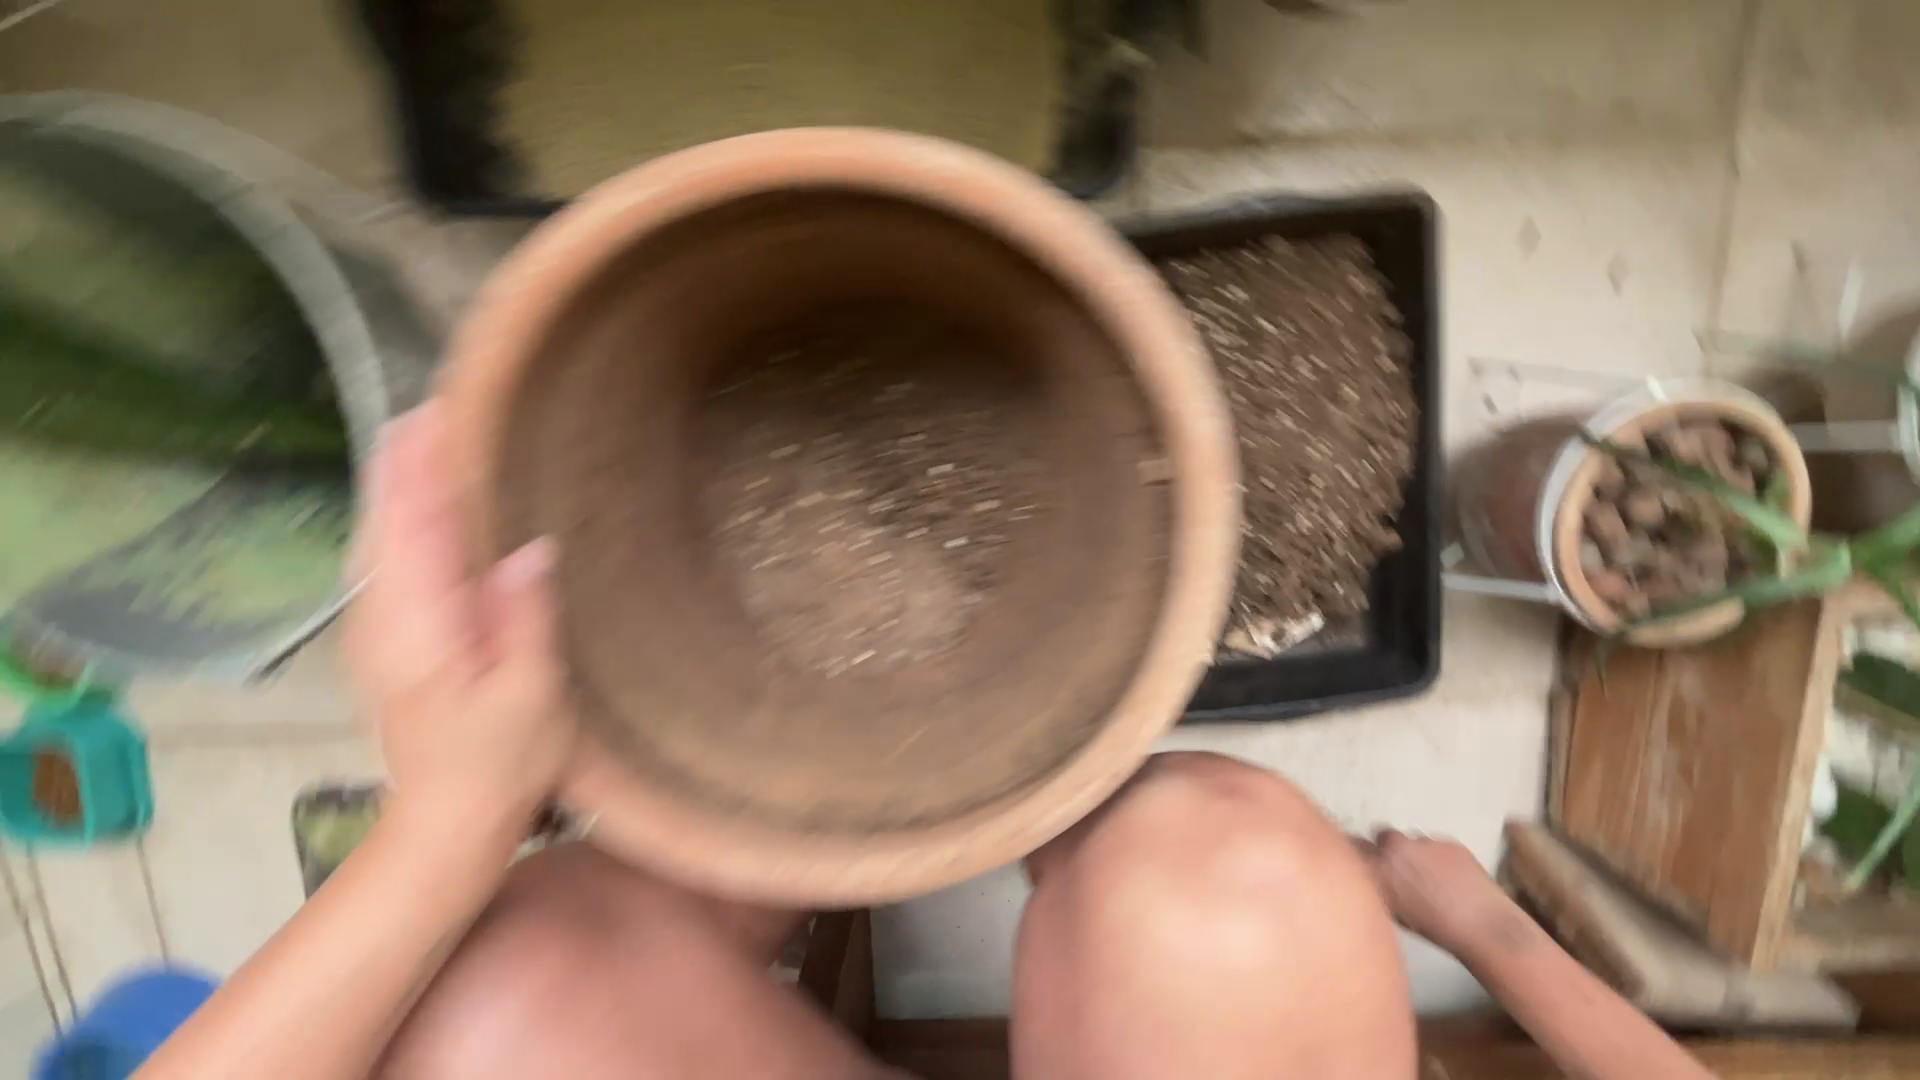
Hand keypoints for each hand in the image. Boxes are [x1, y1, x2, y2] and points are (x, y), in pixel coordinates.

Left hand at [342, 402, 572, 830]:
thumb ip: (524, 620)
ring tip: (433, 432)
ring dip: (401, 481)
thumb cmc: (500, 761)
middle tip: (446, 401)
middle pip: (384, 519)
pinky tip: (427, 501)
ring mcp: (381, 626)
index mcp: (419, 625)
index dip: (424, 464)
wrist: (449, 818)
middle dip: (407, 459)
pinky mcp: (393, 635)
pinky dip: (404, 515)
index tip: (444, 408)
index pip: (413, 524)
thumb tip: (529, 549)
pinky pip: (391, 557)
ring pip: (380, 535)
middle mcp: (384, 616)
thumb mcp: (530, 695)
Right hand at [1360, 829, 1509, 951]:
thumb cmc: (1434, 929)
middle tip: (1404, 868)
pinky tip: (1454, 877)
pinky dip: (1442, 857)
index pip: (1354, 845)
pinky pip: (1438, 845)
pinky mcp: (1449, 841)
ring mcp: (1423, 841)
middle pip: (1383, 835)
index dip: (1362, 851)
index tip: (1368, 860)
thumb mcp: (1394, 911)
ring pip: (1413, 840)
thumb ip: (1379, 886)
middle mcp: (1394, 847)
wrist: (1485, 926)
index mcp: (1376, 867)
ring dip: (1417, 852)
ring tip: (1434, 876)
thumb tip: (1374, 875)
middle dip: (1390, 848)